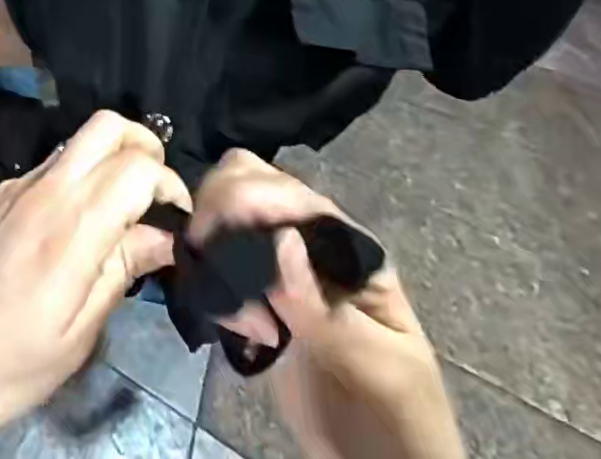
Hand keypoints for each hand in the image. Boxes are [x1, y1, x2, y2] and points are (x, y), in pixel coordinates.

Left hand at [0, 111, 191, 457]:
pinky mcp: (1, 192)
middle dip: (145, 147)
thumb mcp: (77, 335)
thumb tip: (166, 236)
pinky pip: (54, 162)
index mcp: (69, 229)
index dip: (170, 185)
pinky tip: (85, 217)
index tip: (179, 223)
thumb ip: (122, 270)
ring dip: (114, 155)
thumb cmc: (7, 365)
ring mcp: (18, 185)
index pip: (135, 167)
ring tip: (128, 206)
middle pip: (106, 126)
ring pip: (80, 138)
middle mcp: (43, 190)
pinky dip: (84, 171)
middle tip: (157, 195)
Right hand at [190, 150, 464, 458]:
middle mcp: (306, 240)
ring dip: (211, 246)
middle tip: (211, 259)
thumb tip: (280, 236)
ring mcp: (276, 265)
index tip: (212, 230)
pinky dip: (206, 279)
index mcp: (345, 244)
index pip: (289, 192)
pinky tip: (229, 323)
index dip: (247, 197)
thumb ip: (321, 304)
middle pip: (247, 182)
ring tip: (243, 316)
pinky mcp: (251, 295)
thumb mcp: (372, 365)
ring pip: (223, 215)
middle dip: (219, 209)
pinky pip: (213, 260)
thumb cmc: (393, 416)